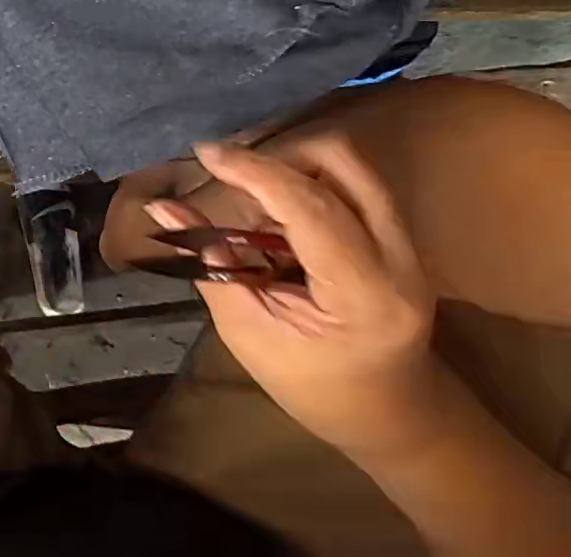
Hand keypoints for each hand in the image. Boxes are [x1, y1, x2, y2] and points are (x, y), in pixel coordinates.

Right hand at [147, 138, 440, 458]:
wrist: (392, 416)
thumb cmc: (314, 387)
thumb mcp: (248, 332)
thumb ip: (210, 263)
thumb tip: (163, 208)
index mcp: (362, 293)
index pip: (309, 206)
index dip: (253, 171)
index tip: (205, 154)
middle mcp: (398, 257)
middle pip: (342, 161)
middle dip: (281, 157)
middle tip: (238, 182)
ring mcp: (408, 243)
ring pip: (347, 164)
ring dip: (293, 169)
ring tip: (258, 213)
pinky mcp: (399, 235)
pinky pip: (349, 182)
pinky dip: (306, 184)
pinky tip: (282, 225)